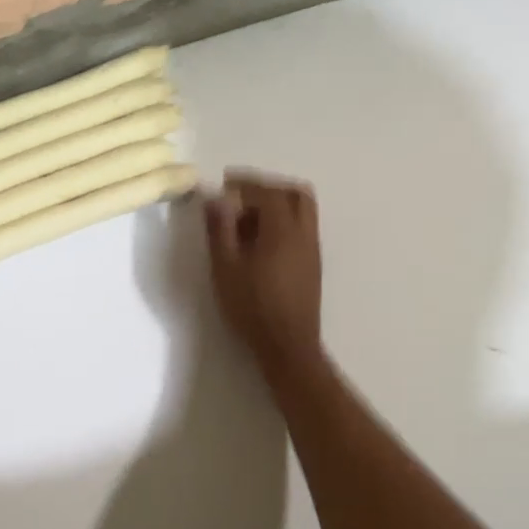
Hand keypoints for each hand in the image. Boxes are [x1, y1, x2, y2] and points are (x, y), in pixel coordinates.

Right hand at [203, 171, 325, 375]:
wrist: (286, 345)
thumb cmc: (251, 306)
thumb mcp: (225, 267)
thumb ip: (220, 229)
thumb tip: (215, 198)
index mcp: (283, 231)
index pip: (268, 191)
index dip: (245, 183)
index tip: (223, 184)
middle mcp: (304, 234)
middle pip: (295, 193)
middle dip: (267, 187)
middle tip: (240, 195)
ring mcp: (312, 249)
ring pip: (303, 210)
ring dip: (277, 203)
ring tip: (247, 217)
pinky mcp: (313, 264)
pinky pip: (302, 227)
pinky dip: (283, 220)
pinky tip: (259, 240)